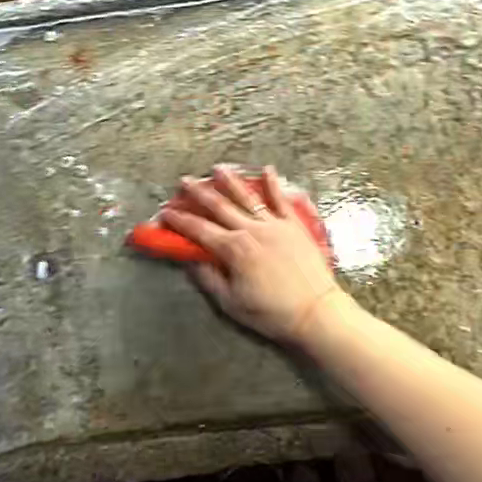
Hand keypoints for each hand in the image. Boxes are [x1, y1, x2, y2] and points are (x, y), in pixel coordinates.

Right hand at [160, 164, 349, 346]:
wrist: (316, 311)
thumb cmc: (271, 312)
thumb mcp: (231, 302)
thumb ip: (208, 279)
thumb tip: (191, 261)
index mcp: (233, 249)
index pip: (199, 230)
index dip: (180, 221)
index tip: (165, 212)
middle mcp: (251, 230)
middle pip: (220, 207)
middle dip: (199, 193)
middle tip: (184, 181)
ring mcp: (274, 225)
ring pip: (247, 197)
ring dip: (231, 181)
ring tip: (217, 168)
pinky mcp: (294, 226)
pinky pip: (281, 200)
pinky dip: (273, 184)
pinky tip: (267, 169)